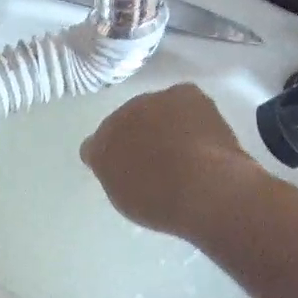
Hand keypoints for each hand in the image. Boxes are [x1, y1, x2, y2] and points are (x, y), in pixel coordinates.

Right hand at [79, 83, 265, 237]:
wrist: (202, 188)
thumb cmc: (161, 204)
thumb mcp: (126, 200)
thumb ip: (118, 177)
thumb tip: (125, 167)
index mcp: (98, 147)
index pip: (95, 146)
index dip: (112, 157)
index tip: (126, 170)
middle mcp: (118, 118)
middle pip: (125, 122)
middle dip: (138, 135)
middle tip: (157, 158)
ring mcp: (150, 102)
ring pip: (154, 109)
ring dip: (164, 123)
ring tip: (185, 147)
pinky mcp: (183, 93)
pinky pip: (182, 101)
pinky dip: (190, 114)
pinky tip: (202, 134)